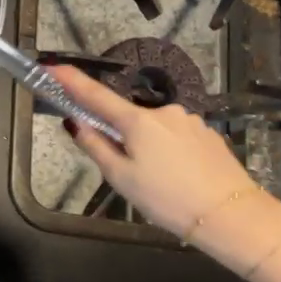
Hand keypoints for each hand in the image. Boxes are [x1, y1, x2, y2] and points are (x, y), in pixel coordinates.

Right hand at [47, 64, 259, 235]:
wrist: (229, 214)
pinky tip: (177, 177)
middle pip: (127, 118)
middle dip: (119, 137)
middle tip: (125, 172)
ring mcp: (189, 121)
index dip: (71, 80)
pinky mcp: (207, 134)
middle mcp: (164, 111)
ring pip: (153, 130)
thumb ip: (96, 146)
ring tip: (156, 182)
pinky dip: (167, 152)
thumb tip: (77, 123)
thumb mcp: (120, 178)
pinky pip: (174, 138)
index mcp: (138, 121)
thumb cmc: (166, 198)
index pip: (95, 94)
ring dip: (146, 147)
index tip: (51, 67)